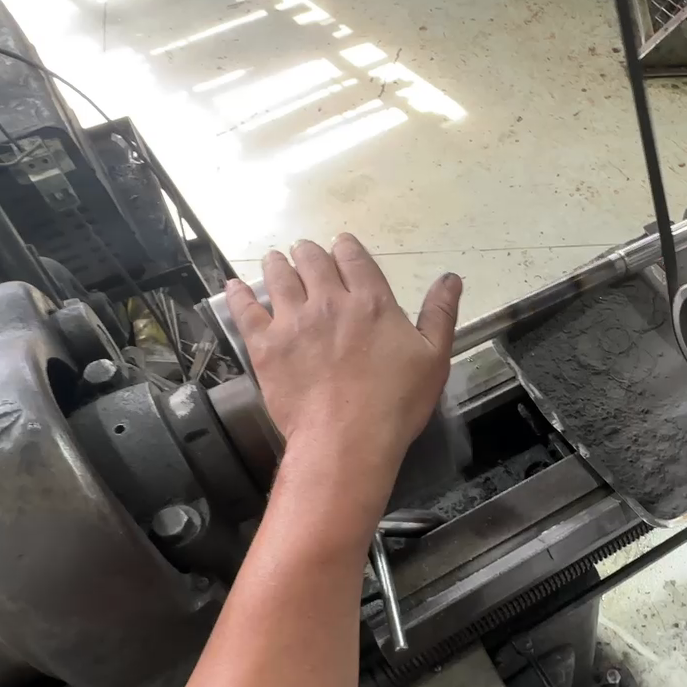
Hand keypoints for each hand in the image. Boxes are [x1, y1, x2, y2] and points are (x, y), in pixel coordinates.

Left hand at [225, 234, 460, 490]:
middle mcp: (329, 301)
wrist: (347, 439)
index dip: (346, 248)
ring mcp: (292, 320)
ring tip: (277, 263)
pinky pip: (244, 308)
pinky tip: (235, 286)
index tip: (341, 247)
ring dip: (278, 264)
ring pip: (278, 275)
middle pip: (311, 259)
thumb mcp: (434, 359)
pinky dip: (239, 293)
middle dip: (309, 253)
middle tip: (306, 256)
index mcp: (372, 302)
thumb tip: (451, 278)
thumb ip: (440, 314)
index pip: (353, 257)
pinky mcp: (265, 344)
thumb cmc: (397, 403)